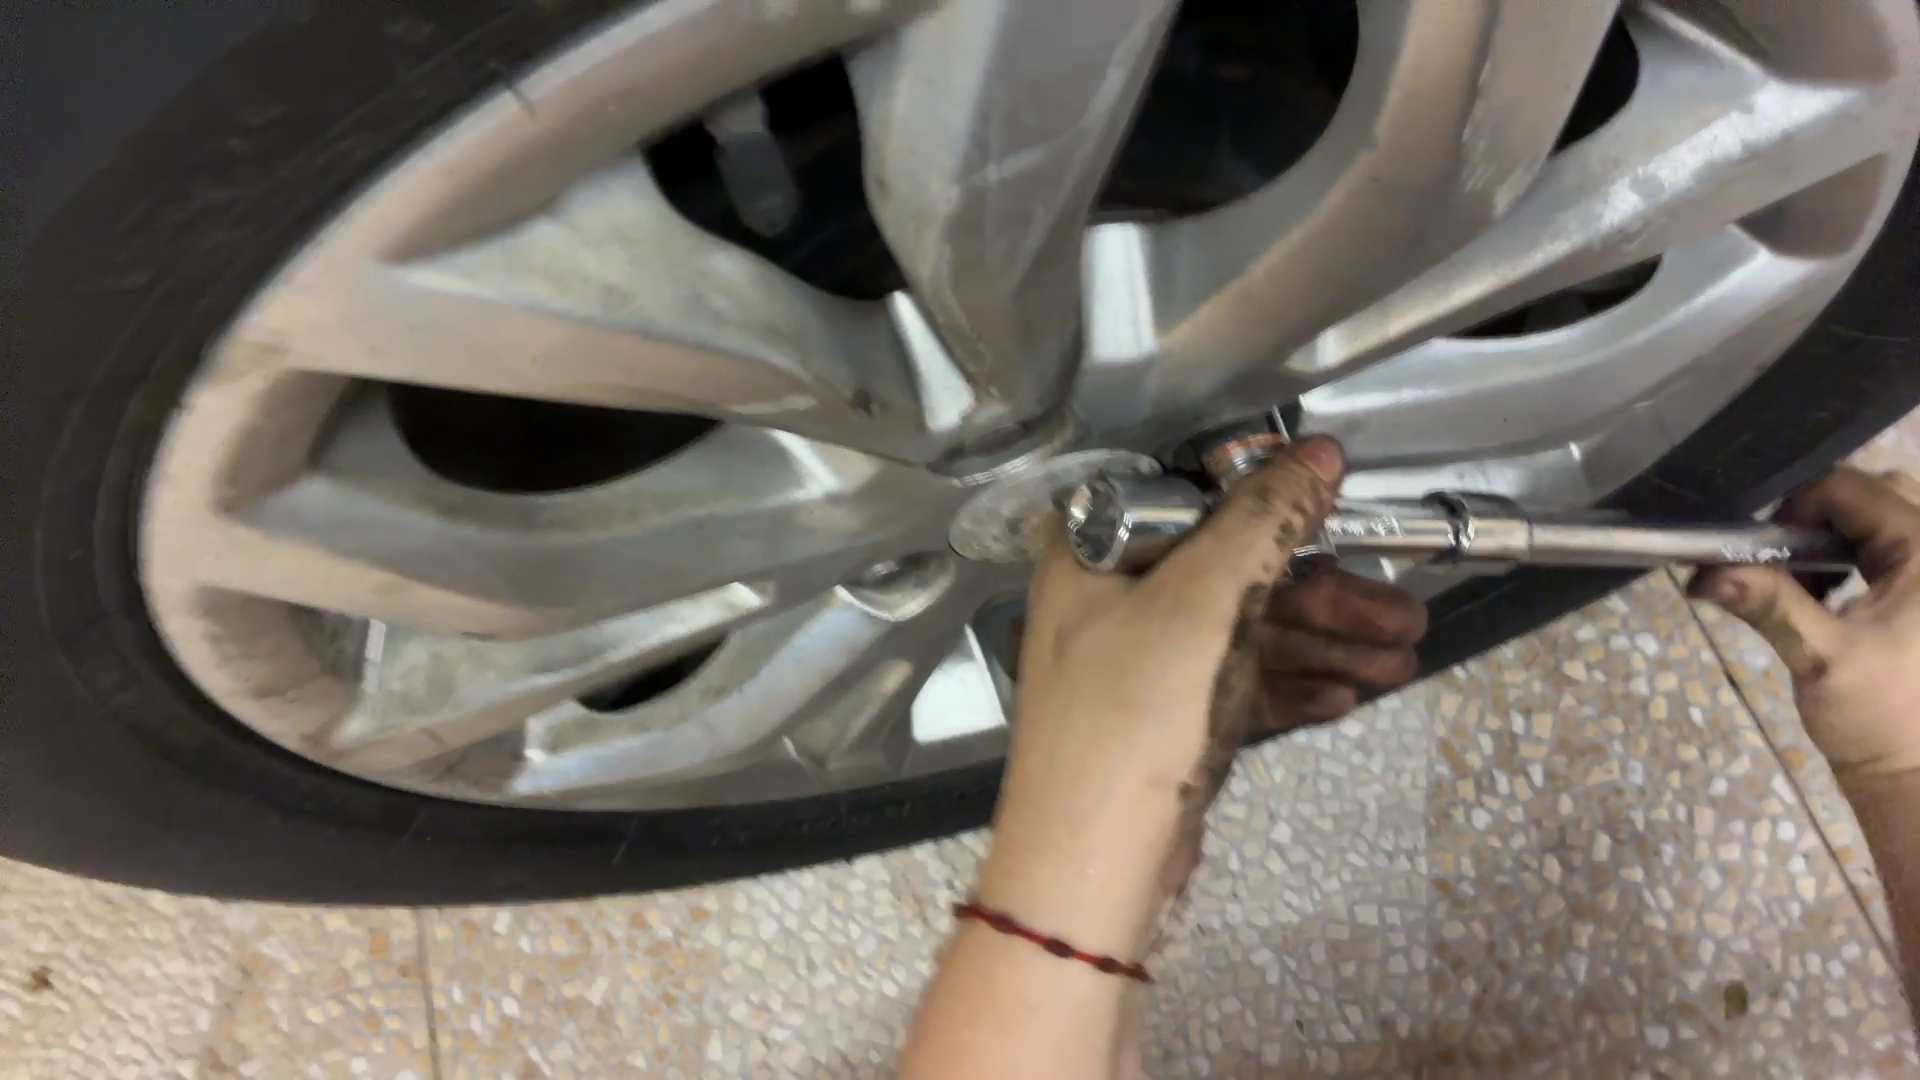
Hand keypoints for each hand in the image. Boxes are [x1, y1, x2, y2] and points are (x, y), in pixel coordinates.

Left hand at [974, 438, 1426, 955]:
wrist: (1091, 860)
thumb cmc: (1136, 710)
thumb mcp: (1203, 600)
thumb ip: (1262, 522)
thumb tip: (1319, 452)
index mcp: (1092, 553)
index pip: (1186, 501)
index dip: (1264, 502)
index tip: (1337, 509)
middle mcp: (1107, 599)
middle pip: (1227, 573)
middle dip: (1320, 595)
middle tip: (1405, 614)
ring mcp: (1134, 662)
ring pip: (1237, 631)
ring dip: (1320, 643)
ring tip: (1402, 659)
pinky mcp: (1160, 716)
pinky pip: (1230, 680)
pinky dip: (1285, 685)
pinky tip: (1346, 697)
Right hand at [1692, 467, 1919, 784]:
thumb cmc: (1887, 716)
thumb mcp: (1822, 658)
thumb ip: (1768, 605)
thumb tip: (1702, 574)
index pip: (1856, 489)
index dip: (1796, 506)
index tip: (1758, 549)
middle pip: (1878, 495)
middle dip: (1815, 517)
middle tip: (1775, 561)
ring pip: (1886, 520)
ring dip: (1831, 538)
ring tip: (1798, 581)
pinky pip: (1892, 550)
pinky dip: (1851, 560)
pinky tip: (1827, 595)